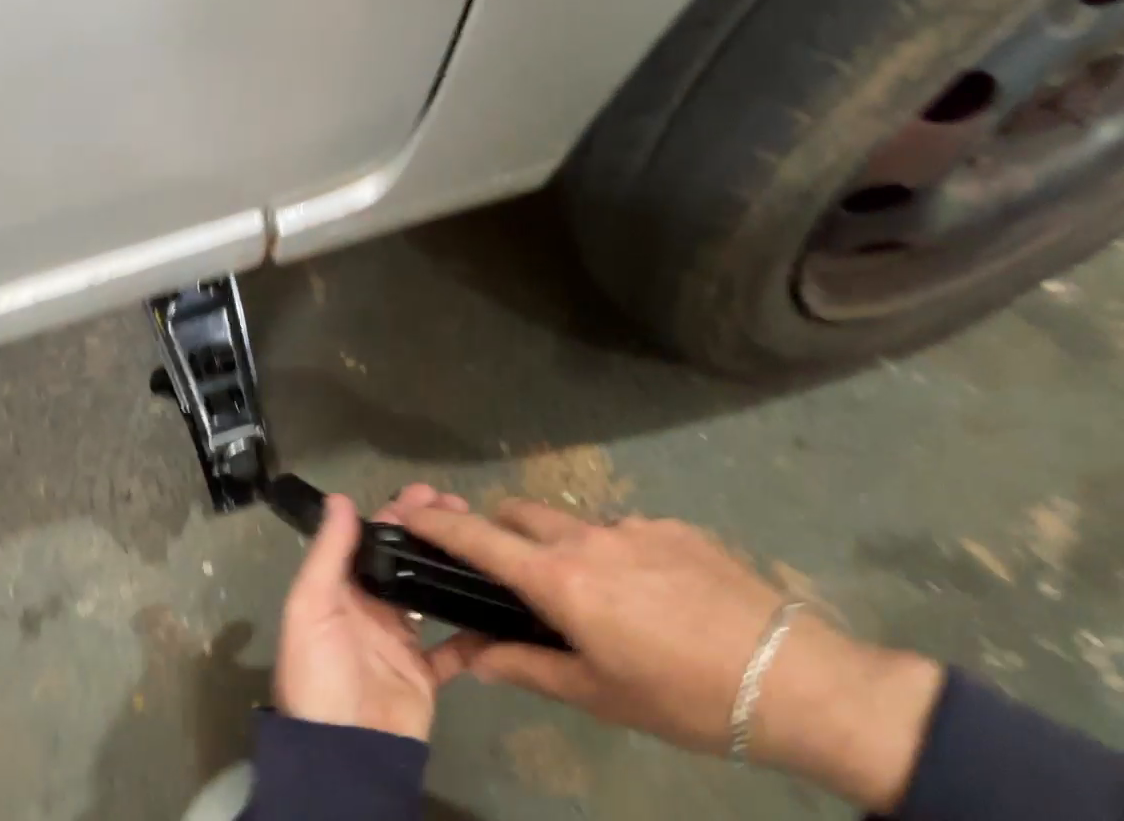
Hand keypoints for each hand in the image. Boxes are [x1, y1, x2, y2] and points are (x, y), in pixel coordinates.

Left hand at [273, 486, 485, 740]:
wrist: (344, 752)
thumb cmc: (319, 672)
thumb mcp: (310, 607)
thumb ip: (328, 553)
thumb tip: (340, 499)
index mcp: (337, 591)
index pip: (368, 541)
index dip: (395, 514)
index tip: (428, 494)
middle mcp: (367, 609)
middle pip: (401, 561)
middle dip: (428, 533)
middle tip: (463, 508)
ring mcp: (398, 641)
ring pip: (428, 594)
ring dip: (449, 568)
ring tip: (483, 542)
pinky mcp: (424, 673)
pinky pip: (454, 648)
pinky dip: (475, 632)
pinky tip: (497, 605)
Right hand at [393, 498, 942, 811]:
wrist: (800, 682)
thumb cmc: (684, 698)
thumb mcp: (598, 695)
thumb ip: (524, 666)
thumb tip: (471, 655)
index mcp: (559, 580)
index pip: (478, 537)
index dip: (438, 522)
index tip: (412, 514)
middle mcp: (587, 538)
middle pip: (519, 513)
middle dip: (502, 532)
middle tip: (515, 576)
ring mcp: (634, 526)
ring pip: (573, 524)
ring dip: (564, 547)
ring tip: (602, 598)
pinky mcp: (676, 527)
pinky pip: (624, 531)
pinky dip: (617, 554)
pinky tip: (655, 597)